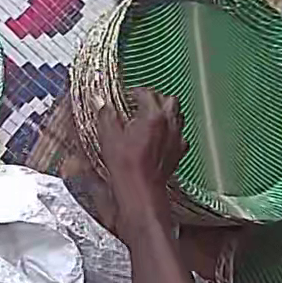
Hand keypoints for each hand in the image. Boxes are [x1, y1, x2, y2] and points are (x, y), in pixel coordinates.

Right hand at [96, 88, 181, 226]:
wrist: (140, 190)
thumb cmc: (127, 166)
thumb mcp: (108, 136)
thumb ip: (106, 115)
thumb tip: (102, 104)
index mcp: (153, 115)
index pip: (147, 93)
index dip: (135, 92)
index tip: (127, 95)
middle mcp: (170, 124)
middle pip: (168, 100)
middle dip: (155, 99)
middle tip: (141, 103)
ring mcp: (177, 138)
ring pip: (177, 116)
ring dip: (165, 113)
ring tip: (150, 118)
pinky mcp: (178, 152)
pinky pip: (179, 135)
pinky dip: (171, 132)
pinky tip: (160, 138)